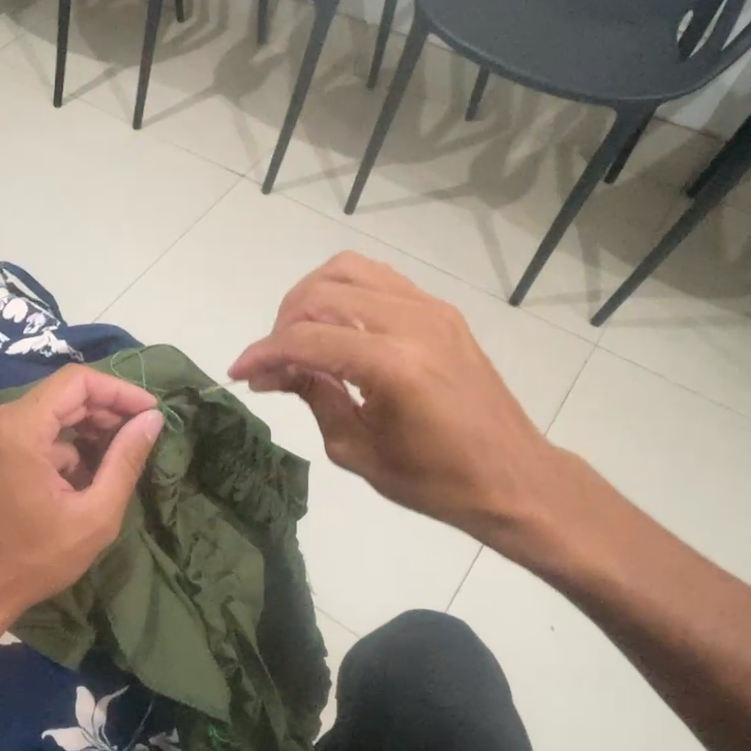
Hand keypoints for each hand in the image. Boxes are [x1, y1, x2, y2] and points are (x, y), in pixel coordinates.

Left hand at [0, 365, 164, 628]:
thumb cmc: (34, 560)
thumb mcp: (94, 516)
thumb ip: (125, 461)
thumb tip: (153, 419)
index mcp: (19, 429)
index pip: (77, 381)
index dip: (119, 390)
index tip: (151, 410)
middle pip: (63, 394)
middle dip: (106, 410)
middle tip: (141, 434)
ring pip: (51, 411)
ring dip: (87, 428)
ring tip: (119, 456)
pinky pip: (35, 430)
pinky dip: (65, 444)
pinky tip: (86, 476)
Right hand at [229, 252, 570, 540]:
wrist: (512, 476)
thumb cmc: (434, 480)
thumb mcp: (357, 449)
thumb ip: (313, 397)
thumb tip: (271, 373)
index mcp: (392, 366)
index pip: (306, 339)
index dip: (263, 352)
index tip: (239, 372)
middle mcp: (412, 323)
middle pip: (322, 293)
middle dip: (283, 323)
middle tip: (273, 361)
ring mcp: (431, 309)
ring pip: (349, 270)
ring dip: (312, 297)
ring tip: (300, 335)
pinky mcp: (441, 310)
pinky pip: (379, 278)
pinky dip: (345, 292)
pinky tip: (337, 327)